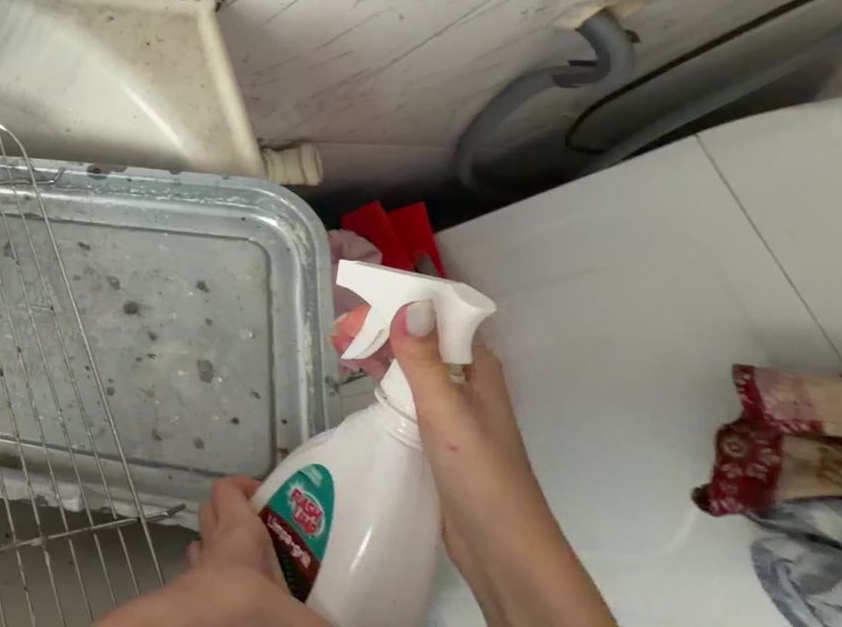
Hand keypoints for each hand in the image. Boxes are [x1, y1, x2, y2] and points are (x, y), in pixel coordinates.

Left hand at [95, 477, 328, 626]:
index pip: (228, 489)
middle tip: (269, 537)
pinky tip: (240, 609)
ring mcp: (196, 575)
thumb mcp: (302, 620)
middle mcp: (213, 547)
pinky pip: (199, 586)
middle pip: (211, 514)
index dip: (244, 486)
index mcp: (238, 534)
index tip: (268, 496)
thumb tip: (363, 624)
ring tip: (255, 575)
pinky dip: (215, 591)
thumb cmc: (245, 610)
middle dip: (232, 517)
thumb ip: (329, 623)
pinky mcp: (187, 602)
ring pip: (202, 550)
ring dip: (221, 556)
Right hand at [335, 304, 615, 626]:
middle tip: (339, 325)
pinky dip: (380, 378)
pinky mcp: (436, 433)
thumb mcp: (447, 413)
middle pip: (421, 337)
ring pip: (410, 364)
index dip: (403, 299)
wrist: (501, 549)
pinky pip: (404, 392)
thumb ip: (423, 361)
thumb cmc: (481, 476)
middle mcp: (466, 381)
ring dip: (378, 350)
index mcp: (477, 368)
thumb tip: (408, 304)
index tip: (361, 291)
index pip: (440, 315)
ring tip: (339, 344)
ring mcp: (451, 408)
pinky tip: (357, 378)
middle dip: (382, 323)